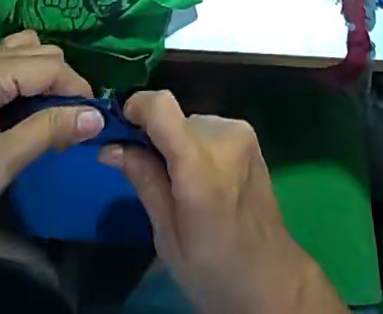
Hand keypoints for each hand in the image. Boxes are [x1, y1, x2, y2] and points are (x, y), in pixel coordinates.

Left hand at [0, 32, 102, 313]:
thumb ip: (49, 131)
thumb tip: (96, 115)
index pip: (48, 64)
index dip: (77, 88)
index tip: (95, 118)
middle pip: (35, 51)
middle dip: (61, 80)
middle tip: (76, 118)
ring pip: (17, 54)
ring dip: (40, 78)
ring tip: (53, 114)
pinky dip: (20, 83)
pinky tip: (25, 113)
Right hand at [102, 90, 343, 313]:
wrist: (271, 276)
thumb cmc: (213, 268)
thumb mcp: (167, 236)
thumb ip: (144, 181)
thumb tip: (111, 147)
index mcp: (201, 167)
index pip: (162, 107)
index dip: (136, 107)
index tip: (120, 129)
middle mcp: (224, 137)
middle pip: (173, 118)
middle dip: (155, 139)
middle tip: (147, 174)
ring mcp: (241, 131)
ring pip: (189, 123)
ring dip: (176, 143)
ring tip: (179, 185)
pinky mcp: (249, 133)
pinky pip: (208, 128)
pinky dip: (196, 145)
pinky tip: (202, 179)